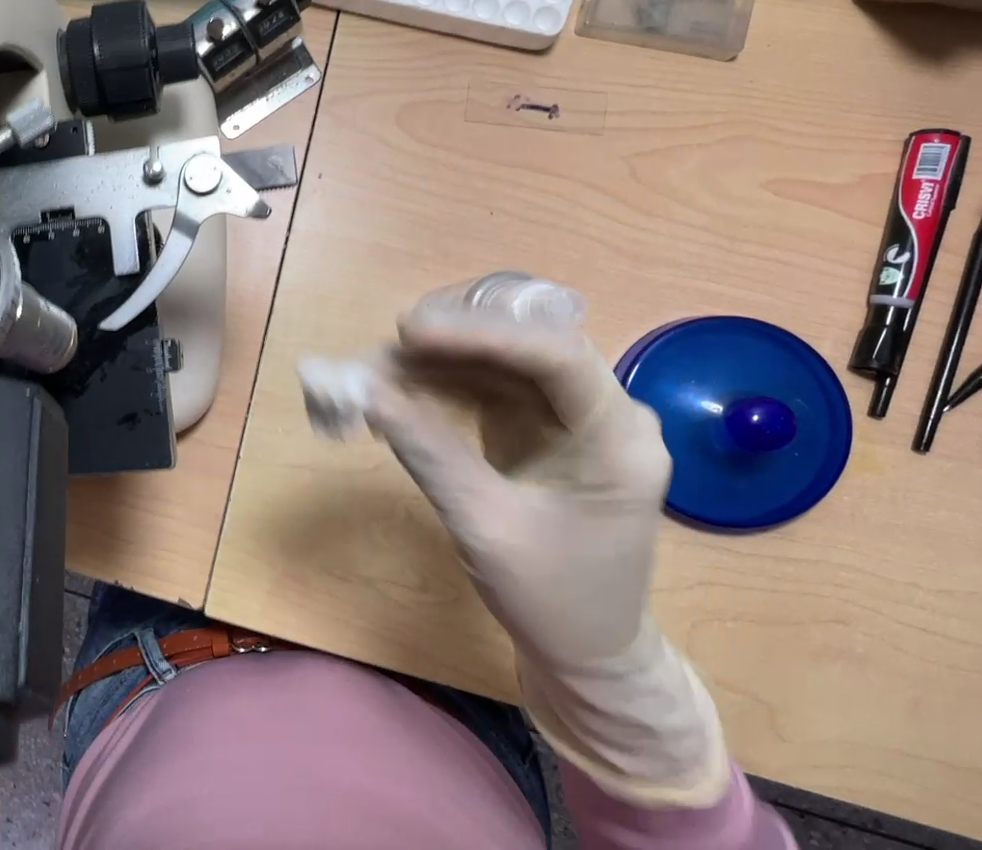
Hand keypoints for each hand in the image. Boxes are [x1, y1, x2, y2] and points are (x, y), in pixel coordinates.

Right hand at [363, 303, 729, 806]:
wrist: (586, 650)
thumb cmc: (553, 599)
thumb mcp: (485, 527)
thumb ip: (428, 452)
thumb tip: (364, 391)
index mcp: (617, 434)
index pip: (554, 353)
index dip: (479, 332)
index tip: (407, 330)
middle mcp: (599, 408)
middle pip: (525, 338)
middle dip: (450, 335)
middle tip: (383, 347)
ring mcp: (565, 414)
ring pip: (496, 356)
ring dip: (432, 359)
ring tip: (369, 370)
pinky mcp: (534, 426)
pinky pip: (482, 384)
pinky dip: (435, 383)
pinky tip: (392, 390)